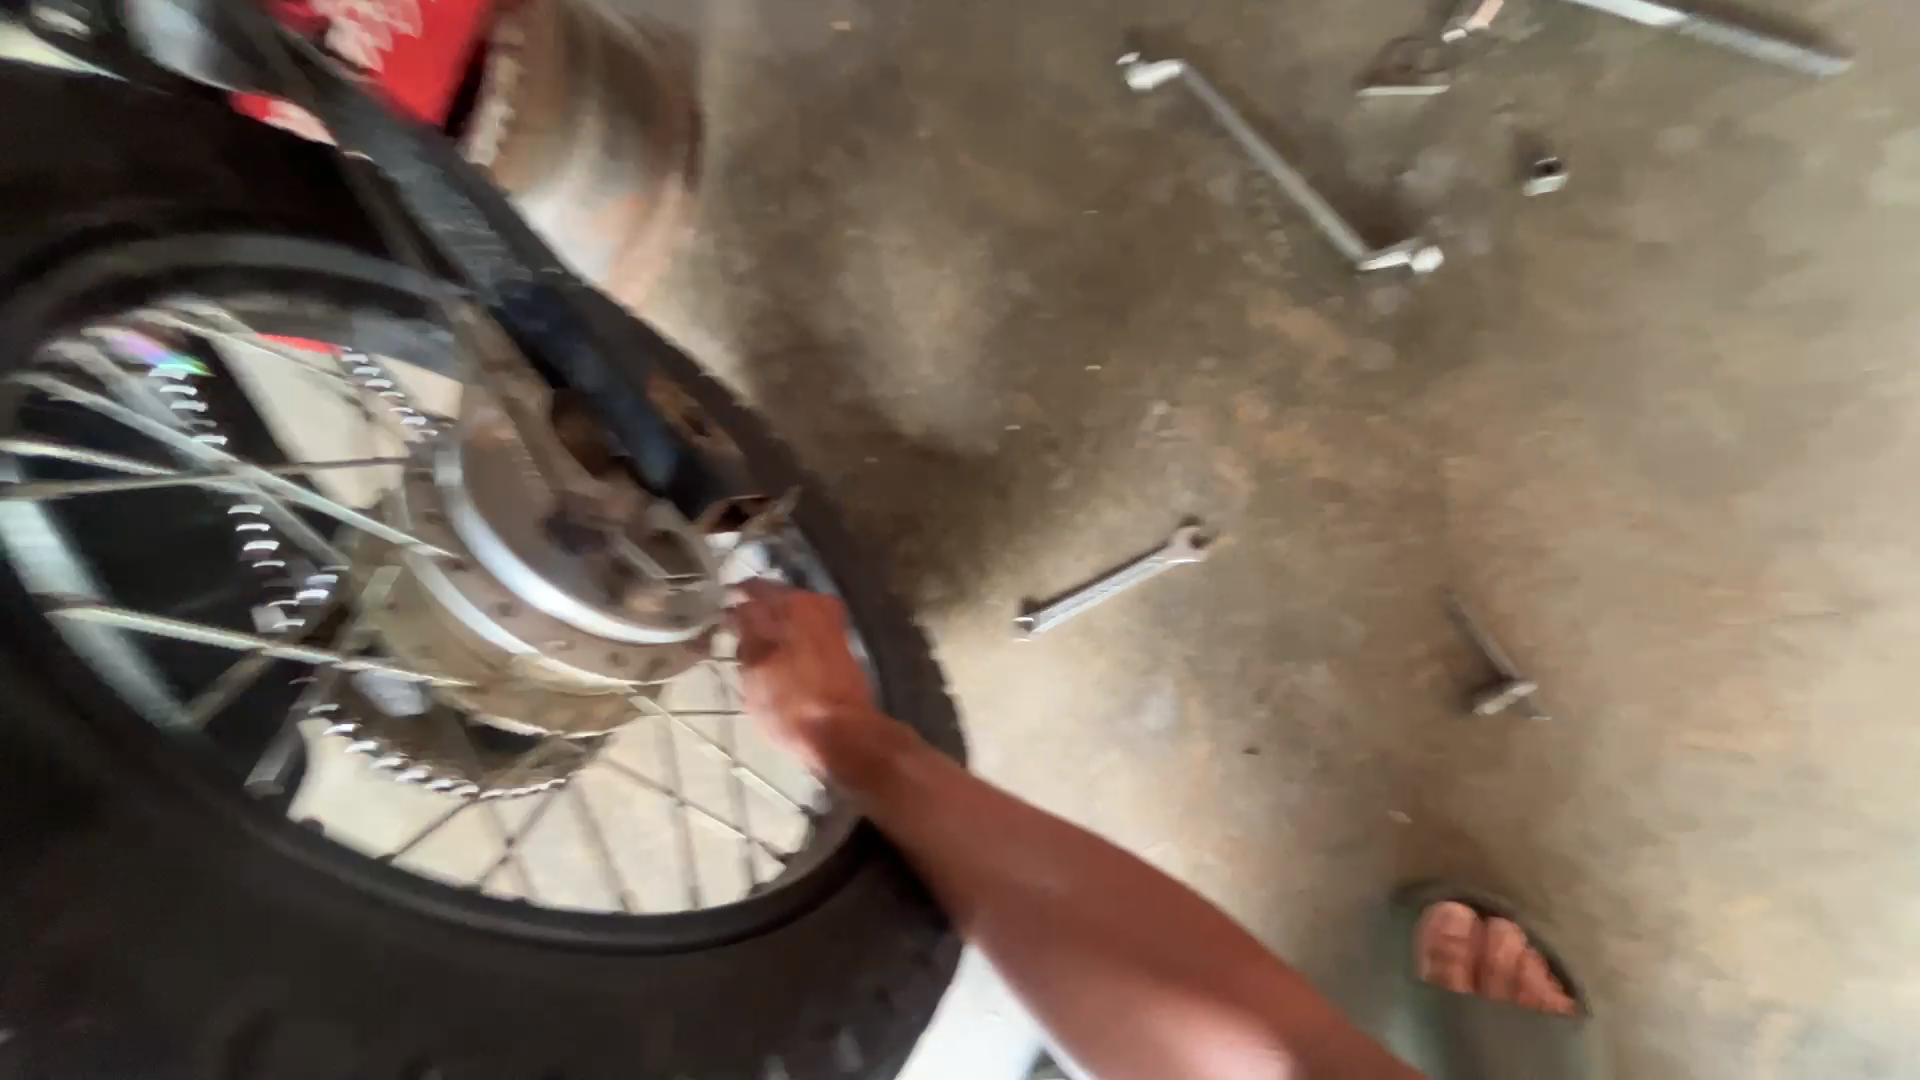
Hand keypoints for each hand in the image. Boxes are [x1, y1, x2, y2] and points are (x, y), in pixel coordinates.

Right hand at [730, 581, 883, 773]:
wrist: (843, 732)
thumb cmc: (793, 701)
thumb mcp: (755, 669)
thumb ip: (746, 633)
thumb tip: (739, 612)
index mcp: (796, 603)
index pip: (755, 588)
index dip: (733, 598)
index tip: (716, 610)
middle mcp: (819, 605)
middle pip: (778, 602)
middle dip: (755, 613)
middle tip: (731, 632)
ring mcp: (834, 627)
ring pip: (792, 620)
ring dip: (772, 630)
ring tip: (748, 651)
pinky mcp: (840, 650)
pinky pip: (804, 636)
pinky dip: (788, 643)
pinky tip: (773, 661)